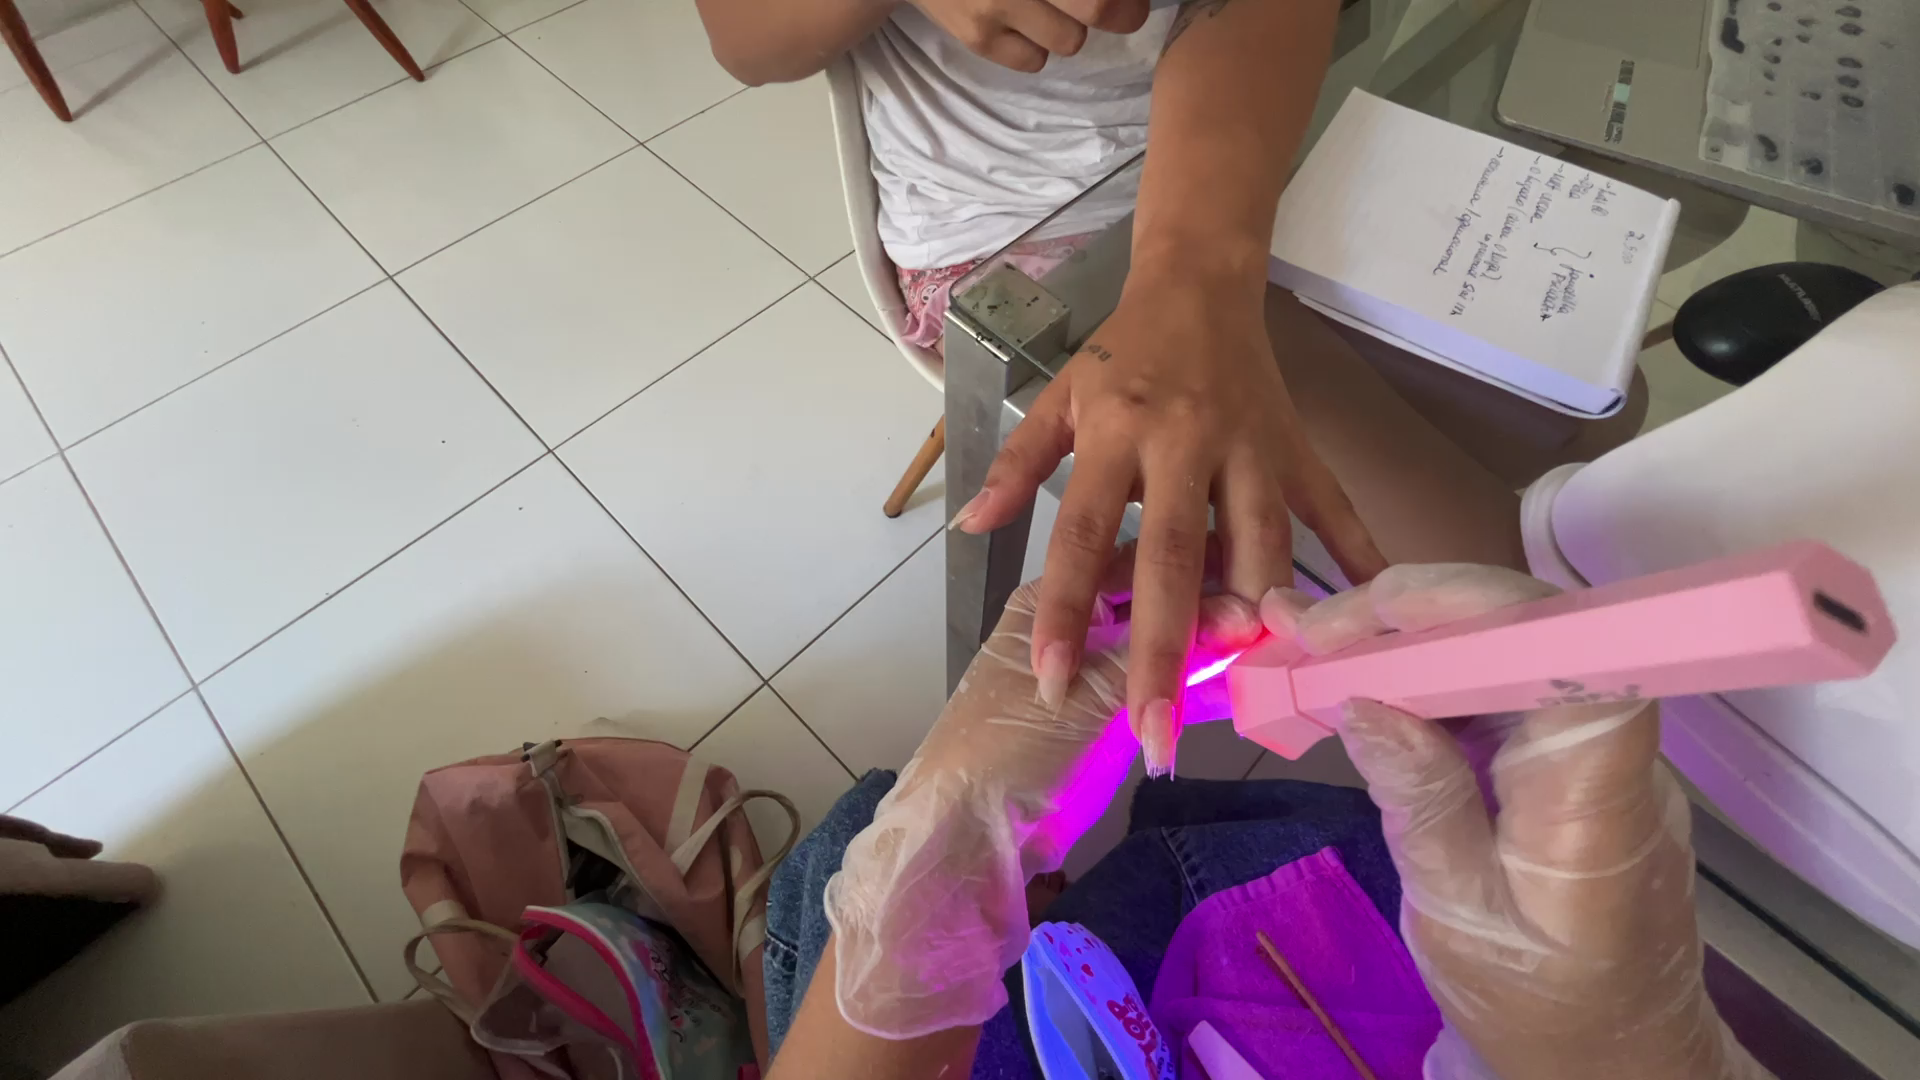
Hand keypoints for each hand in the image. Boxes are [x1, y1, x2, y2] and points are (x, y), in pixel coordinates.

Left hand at [824, 576, 1258, 1038]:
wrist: (974, 834)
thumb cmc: (1013, 746)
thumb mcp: (1089, 694)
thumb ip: (1163, 654)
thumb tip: (1243, 614)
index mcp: (1053, 600)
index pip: (1132, 567)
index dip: (1192, 574)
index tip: (1253, 586)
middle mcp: (1075, 626)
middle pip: (1155, 608)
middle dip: (1210, 616)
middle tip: (1267, 626)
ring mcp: (1095, 674)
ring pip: (1165, 652)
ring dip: (1210, 656)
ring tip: (1268, 657)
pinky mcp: (1112, 719)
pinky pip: (1164, 694)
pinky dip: (1198, 695)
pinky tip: (1243, 692)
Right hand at [910, 0, 1148, 71]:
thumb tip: (1111, 3)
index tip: (1135, 1)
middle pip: (1095, 7)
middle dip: (1122, 12)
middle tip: (1128, 13)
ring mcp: (996, 9)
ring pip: (1069, 42)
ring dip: (1071, 30)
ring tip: (1054, 11)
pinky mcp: (980, 40)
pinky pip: (1034, 61)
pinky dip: (1039, 48)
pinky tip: (1025, 25)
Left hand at [954, 277, 1384, 775]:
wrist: (1199, 287)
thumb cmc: (1120, 353)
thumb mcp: (1056, 399)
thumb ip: (1016, 465)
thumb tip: (972, 526)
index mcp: (1115, 435)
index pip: (1079, 535)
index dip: (1062, 610)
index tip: (1049, 680)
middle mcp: (1185, 446)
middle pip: (1173, 559)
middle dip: (1162, 651)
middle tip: (1155, 733)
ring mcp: (1252, 449)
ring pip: (1261, 542)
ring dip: (1254, 616)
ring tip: (1244, 688)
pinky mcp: (1298, 449)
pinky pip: (1331, 509)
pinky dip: (1354, 561)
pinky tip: (1365, 620)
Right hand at [1268, 565, 1768, 1079]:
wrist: (1611, 1053)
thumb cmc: (1538, 1004)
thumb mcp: (1458, 916)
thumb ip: (1420, 804)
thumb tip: (1362, 701)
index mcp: (1597, 801)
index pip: (1567, 658)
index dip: (1472, 607)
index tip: (1363, 616)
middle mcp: (1601, 750)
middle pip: (1519, 629)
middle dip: (1402, 613)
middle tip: (1302, 633)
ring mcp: (1572, 743)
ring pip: (1488, 644)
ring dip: (1390, 632)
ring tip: (1302, 642)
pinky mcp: (1539, 748)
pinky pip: (1470, 679)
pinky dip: (1398, 663)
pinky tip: (1339, 669)